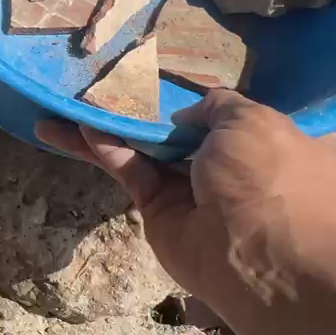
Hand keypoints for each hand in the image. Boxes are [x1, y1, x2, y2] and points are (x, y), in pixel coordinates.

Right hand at [35, 89, 335, 304]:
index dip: (193, 100)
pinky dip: (106, 149)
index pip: (226, 116)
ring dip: (107, 129)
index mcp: (268, 143)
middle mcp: (229, 166)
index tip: (161, 79)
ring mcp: (191, 189)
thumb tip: (185, 116)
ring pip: (143, 150)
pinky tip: (76, 128)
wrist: (260, 254)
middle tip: (102, 89)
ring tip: (66, 107)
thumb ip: (218, 106)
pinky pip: (129, 170)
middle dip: (142, 112)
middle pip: (176, 132)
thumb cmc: (267, 177)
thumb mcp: (254, 121)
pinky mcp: (157, 207)